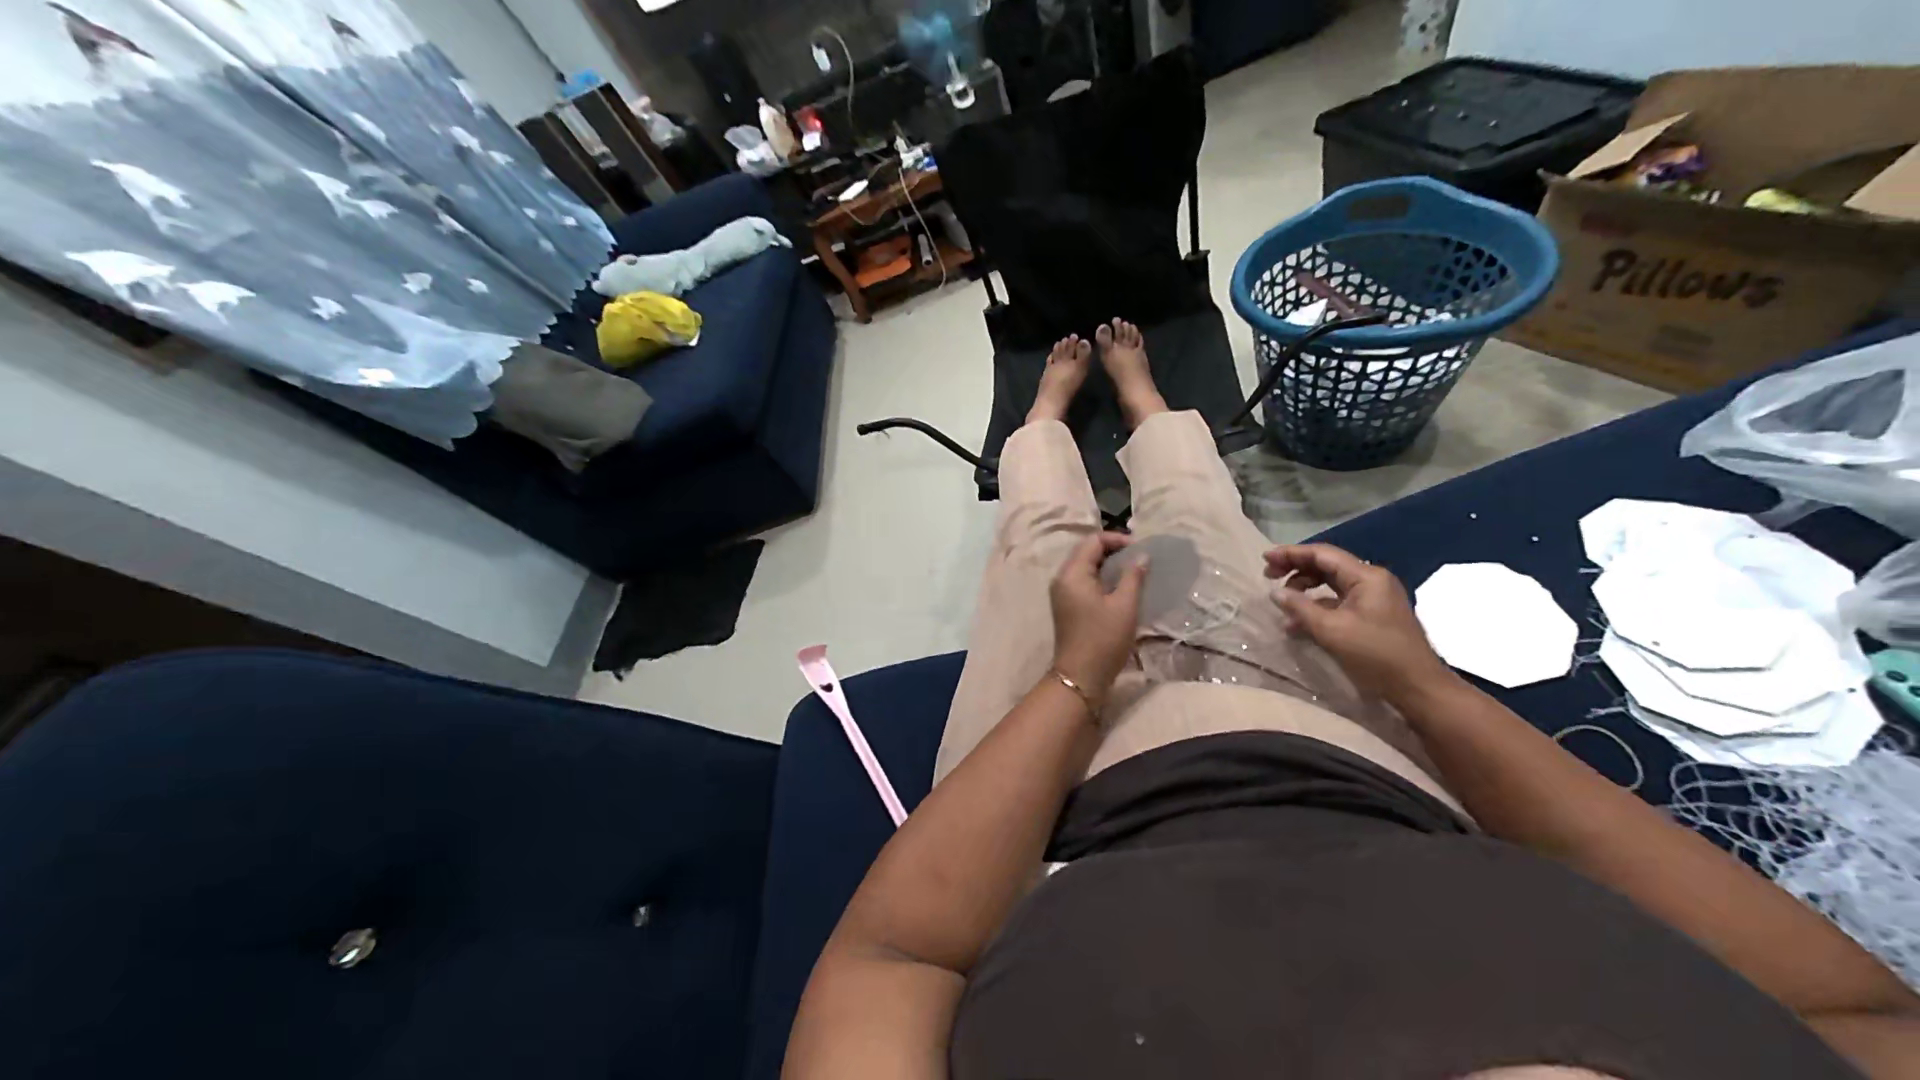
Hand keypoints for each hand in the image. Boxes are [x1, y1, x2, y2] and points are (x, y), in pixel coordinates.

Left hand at [1049, 532, 1146, 704]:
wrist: (1080, 676)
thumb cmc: (1103, 639)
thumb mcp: (1124, 606)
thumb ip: (1133, 576)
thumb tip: (1142, 556)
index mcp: (1072, 574)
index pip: (1093, 541)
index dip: (1117, 539)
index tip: (1140, 548)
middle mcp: (1062, 578)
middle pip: (1086, 551)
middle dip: (1113, 550)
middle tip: (1139, 557)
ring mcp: (1062, 593)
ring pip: (1085, 567)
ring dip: (1108, 564)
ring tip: (1133, 570)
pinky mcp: (1067, 605)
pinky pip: (1084, 581)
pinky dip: (1101, 578)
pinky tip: (1120, 586)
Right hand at [1264, 543, 1457, 702]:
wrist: (1418, 687)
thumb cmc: (1376, 654)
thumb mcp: (1332, 630)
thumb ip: (1300, 607)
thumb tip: (1276, 593)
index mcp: (1366, 577)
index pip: (1322, 554)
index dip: (1291, 554)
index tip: (1265, 559)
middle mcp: (1371, 581)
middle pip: (1326, 565)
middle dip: (1296, 570)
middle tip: (1268, 577)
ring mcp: (1373, 598)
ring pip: (1331, 584)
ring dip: (1304, 590)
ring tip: (1283, 603)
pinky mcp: (1372, 615)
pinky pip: (1338, 601)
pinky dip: (1317, 606)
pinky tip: (1299, 622)